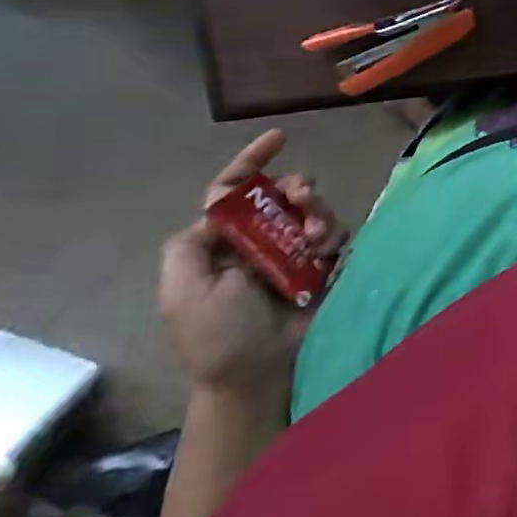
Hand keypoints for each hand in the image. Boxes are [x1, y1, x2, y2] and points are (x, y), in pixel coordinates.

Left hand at [158, 129, 346, 395]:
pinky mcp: (319, 268)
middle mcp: (257, 241)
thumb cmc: (218, 336)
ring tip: (318, 235)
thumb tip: (219, 209)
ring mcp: (290, 254)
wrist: (259, 378)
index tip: (279, 137)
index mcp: (222, 242)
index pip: (232, 190)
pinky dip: (333, 233)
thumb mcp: (182, 291)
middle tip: (304, 196)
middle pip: (280, 194)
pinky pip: (333, 234)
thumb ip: (188, 244)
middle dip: (296, 186)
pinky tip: (328, 249)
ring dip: (317, 211)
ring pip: (310, 209)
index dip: (252, 159)